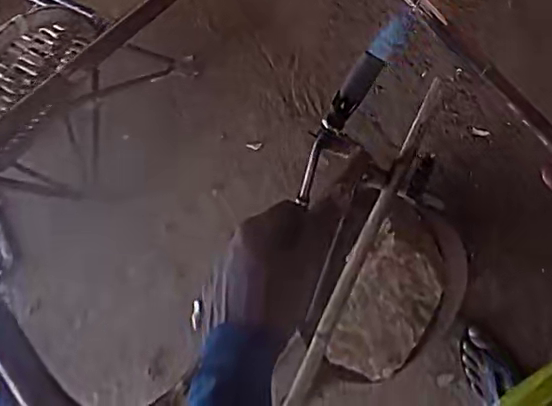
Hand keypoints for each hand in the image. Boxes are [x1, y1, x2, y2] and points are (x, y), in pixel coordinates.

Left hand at [205, 197, 341, 339]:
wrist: (237, 357)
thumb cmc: (277, 305)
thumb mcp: (307, 265)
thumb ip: (321, 227)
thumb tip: (338, 193)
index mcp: (255, 227)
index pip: (290, 208)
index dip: (309, 226)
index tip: (317, 249)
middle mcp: (233, 239)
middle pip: (272, 230)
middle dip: (291, 245)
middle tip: (305, 272)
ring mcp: (220, 265)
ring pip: (256, 253)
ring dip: (272, 263)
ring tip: (285, 294)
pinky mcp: (214, 290)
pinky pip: (241, 275)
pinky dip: (254, 283)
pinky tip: (264, 306)